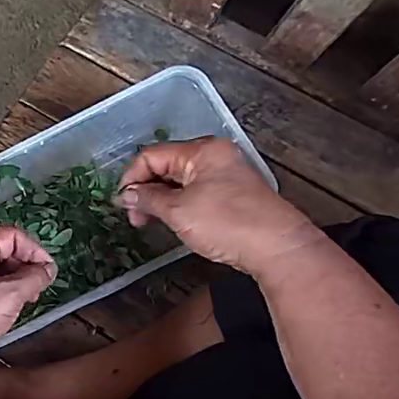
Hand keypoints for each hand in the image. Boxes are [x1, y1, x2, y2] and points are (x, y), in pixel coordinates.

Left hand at [0, 226, 55, 365]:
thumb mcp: (10, 295)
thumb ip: (35, 277)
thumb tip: (48, 269)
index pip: (12, 235)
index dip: (35, 250)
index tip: (49, 271)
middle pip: (6, 248)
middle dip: (27, 264)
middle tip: (40, 286)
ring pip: (0, 265)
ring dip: (19, 277)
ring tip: (29, 297)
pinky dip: (8, 288)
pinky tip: (16, 303)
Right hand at [116, 137, 324, 274]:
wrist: (277, 248)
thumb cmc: (228, 223)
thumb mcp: (178, 211)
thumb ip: (147, 198)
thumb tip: (126, 195)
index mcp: (201, 151)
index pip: (151, 155)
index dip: (131, 178)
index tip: (122, 203)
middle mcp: (213, 156)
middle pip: (164, 166)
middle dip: (144, 189)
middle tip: (135, 217)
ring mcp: (224, 174)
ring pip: (178, 180)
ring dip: (159, 199)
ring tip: (149, 222)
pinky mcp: (230, 193)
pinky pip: (193, 191)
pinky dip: (176, 204)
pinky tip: (170, 221)